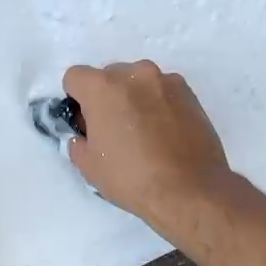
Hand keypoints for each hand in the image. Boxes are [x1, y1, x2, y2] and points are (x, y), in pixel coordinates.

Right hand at [62, 61, 234, 222]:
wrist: (190, 191)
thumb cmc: (132, 179)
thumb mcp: (89, 166)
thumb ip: (78, 142)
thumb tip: (85, 136)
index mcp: (103, 87)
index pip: (75, 77)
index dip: (76, 99)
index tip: (86, 122)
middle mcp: (135, 74)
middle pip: (109, 76)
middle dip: (107, 97)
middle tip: (116, 130)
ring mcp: (166, 80)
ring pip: (138, 81)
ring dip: (134, 97)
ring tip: (144, 132)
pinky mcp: (189, 93)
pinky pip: (163, 91)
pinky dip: (159, 104)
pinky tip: (166, 132)